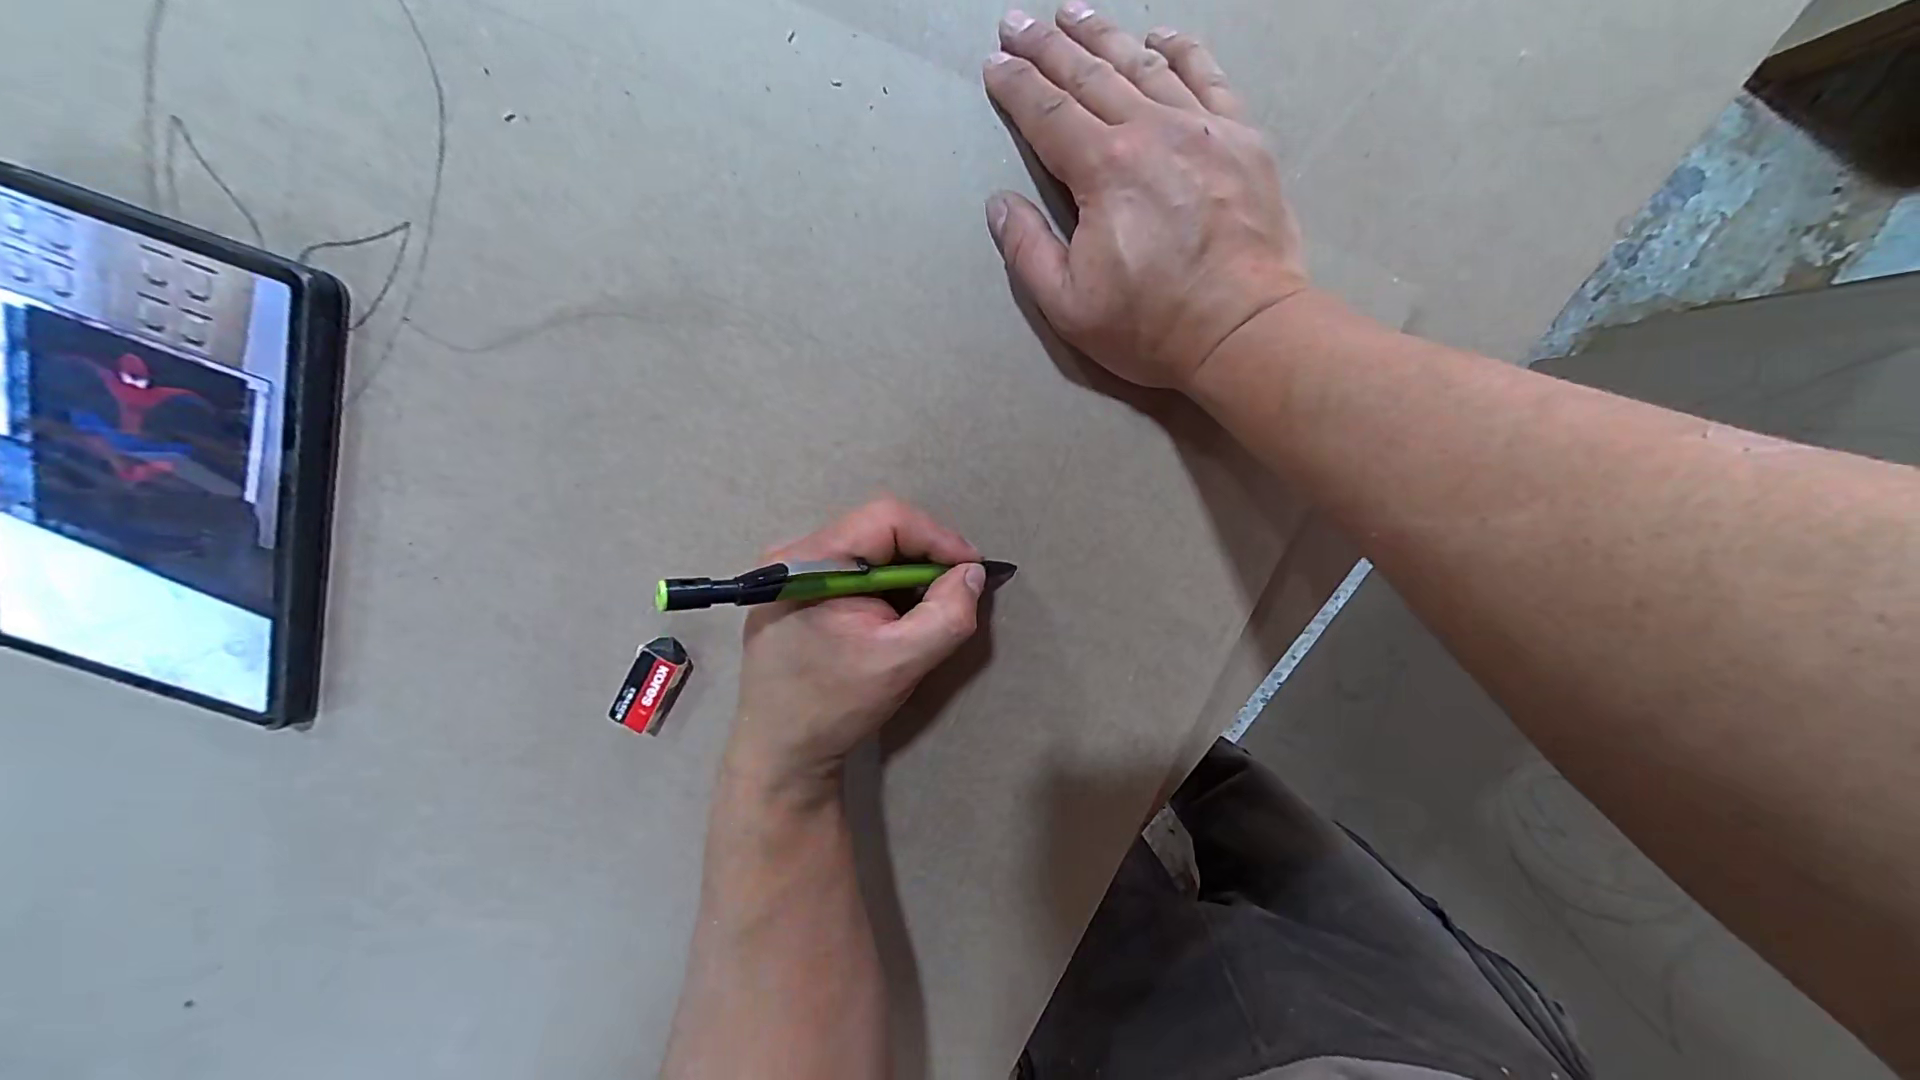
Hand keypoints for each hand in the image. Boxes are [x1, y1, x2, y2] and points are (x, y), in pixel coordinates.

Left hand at [728, 498, 986, 798]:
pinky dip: (887, 583)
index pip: (887, 520)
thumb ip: (947, 614)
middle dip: (925, 556)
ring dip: (908, 571)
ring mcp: (792, 571)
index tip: (971, 570)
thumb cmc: (834, 707)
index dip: (938, 538)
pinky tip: (896, 614)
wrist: (780, 751)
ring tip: (930, 605)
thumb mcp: (902, 663)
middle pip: (877, 530)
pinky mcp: (796, 589)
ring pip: (868, 548)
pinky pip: (854, 566)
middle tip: (956, 589)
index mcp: (810, 562)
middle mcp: (794, 553)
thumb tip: (973, 573)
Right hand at [983, 5, 1308, 392]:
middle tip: (1017, 20)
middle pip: (1089, 75)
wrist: (1244, 331)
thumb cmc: (1151, 327)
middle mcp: (1151, 132)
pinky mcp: (1243, 138)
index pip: (1047, 113)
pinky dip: (1180, 49)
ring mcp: (1204, 127)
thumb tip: (1000, 203)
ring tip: (1073, 12)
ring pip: (1143, 63)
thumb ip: (1028, 251)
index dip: (1015, 86)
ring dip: (1103, 34)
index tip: (995, 63)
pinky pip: (1207, 74)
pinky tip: (1158, 35)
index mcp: (1104, 170)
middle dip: (1047, 46)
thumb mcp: (1068, 307)